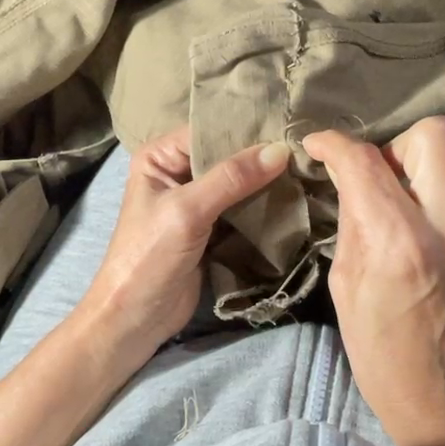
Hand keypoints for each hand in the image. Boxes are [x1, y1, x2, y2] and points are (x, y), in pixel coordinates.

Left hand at [77, 127, 290, 358]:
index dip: (247, 130)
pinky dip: (265, 209)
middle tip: (308, 152)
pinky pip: (243, 211)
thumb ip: (232, 178)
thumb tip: (280, 150)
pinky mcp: (212, 231)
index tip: (290, 127)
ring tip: (309, 173)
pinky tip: (295, 201)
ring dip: (268, 185)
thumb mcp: (187, 211)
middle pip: (227, 157)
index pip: (209, 131)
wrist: (135, 318)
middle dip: (262, 158)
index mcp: (160, 157)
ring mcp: (196, 204)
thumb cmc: (148, 257)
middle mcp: (177, 174)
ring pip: (239, 185)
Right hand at [303, 117, 444, 445]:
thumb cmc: (383, 354)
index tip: (321, 146)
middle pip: (435, 134)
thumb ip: (352, 224)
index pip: (362, 162)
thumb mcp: (345, 288)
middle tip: (388, 175)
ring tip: (429, 185)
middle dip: (399, 144)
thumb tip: (351, 179)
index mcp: (397, 243)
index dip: (333, 143)